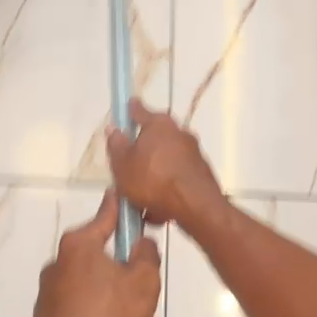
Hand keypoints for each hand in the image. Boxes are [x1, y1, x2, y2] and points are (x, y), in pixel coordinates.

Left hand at [28, 191, 161, 316]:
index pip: (108, 214)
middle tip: (146, 310)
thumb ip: (148, 255)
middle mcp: (61, 263)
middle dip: (131, 289)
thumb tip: (141, 244)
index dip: (124, 207)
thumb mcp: (143, 282)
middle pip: (107, 264)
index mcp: (79, 244)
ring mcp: (52, 293)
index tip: (128, 197)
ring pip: (100, 296)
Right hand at [106, 100, 225, 228]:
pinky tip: (157, 209)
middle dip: (142, 153)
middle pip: (154, 138)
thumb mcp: (122, 165)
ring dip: (154, 175)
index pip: (139, 110)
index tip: (126, 108)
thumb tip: (114, 129)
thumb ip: (116, 146)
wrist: (195, 206)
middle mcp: (179, 132)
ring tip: (141, 199)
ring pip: (165, 161)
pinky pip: (177, 178)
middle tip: (128, 170)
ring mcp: (193, 152)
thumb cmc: (153, 180)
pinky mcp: (202, 173)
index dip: (130, 110)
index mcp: (158, 123)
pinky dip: (167, 188)